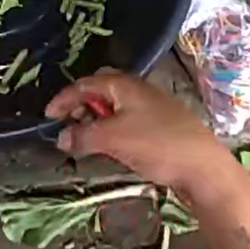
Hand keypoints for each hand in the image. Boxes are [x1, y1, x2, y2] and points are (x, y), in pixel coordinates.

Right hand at [45, 71, 238, 195]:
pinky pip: (126, 119)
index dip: (64, 98)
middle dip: (80, 105)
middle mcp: (137, 88)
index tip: (47, 116)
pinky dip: (111, 129)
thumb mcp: (114, 138)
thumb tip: (61, 136)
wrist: (202, 165)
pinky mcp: (159, 124)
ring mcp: (150, 105)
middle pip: (101, 90)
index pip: (86, 83)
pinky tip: (110, 147)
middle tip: (66, 126)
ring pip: (114, 106)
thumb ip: (84, 135)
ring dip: (95, 119)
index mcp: (125, 84)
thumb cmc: (156, 144)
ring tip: (84, 140)